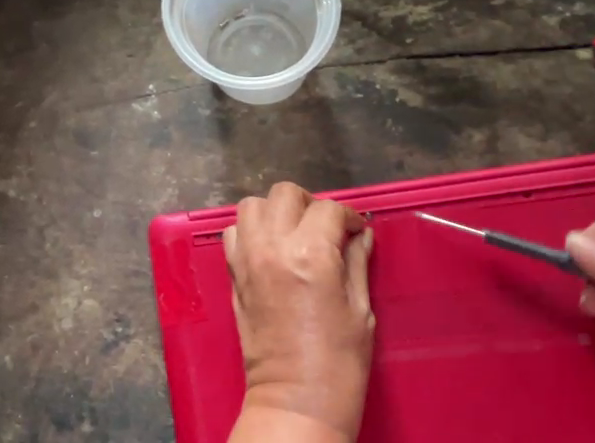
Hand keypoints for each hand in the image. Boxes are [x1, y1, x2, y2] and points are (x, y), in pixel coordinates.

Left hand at [223, 182, 374, 440]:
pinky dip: (250, 231)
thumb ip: (357, 263)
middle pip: (284, 194)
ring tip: (293, 232)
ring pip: (252, 205)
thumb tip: (361, 235)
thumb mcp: (360, 310)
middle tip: (324, 227)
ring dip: (274, 211)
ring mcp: (248, 257)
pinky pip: (234, 232)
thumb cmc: (338, 363)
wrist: (295, 401)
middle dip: (309, 204)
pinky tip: (269, 248)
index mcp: (311, 254)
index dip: (347, 216)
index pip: (328, 209)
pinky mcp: (233, 273)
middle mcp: (273, 246)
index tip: (356, 230)